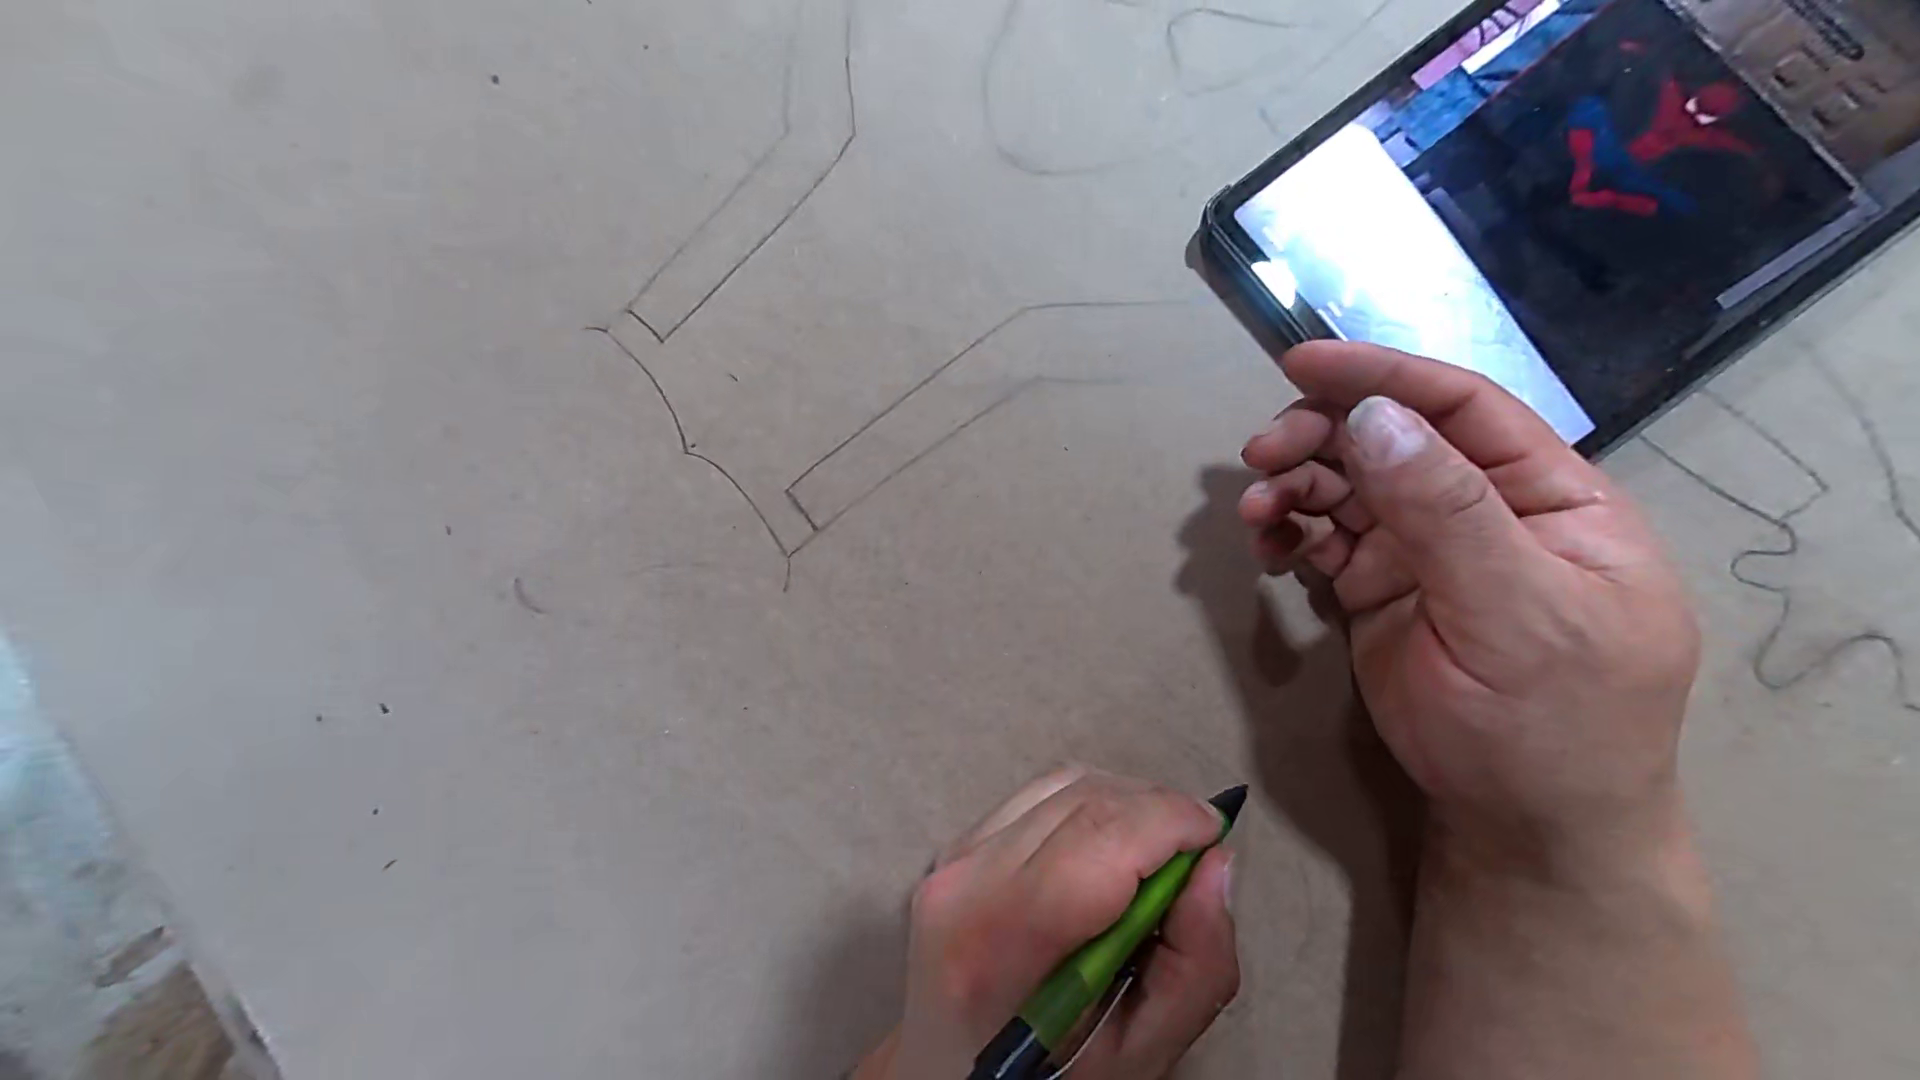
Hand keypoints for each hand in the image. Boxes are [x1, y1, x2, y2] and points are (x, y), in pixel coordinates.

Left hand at [856, 767, 1237, 1079]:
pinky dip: (1088, 803)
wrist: (946, 1070)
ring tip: (1151, 851)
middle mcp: (966, 879)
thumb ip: (1195, 964)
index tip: (1215, 831)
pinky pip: (1039, 793)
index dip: (1168, 819)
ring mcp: (954, 853)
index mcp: (1000, 940)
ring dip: (1124, 801)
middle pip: (1083, 801)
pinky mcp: (958, 841)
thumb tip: (1216, 862)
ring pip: (1064, 783)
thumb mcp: (1140, 1054)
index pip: (1097, 840)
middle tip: (1194, 847)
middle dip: (1156, 809)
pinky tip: (1104, 845)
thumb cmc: (1045, 1078)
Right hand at [1239, 343, 1700, 878]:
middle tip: (1258, 459)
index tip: (1300, 364)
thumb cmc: (1547, 722)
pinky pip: (1320, 537)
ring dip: (1292, 488)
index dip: (1381, 377)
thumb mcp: (1513, 614)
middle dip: (1316, 439)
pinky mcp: (1374, 583)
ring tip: (1256, 514)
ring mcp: (1420, 547)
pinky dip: (1288, 534)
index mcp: (1545, 496)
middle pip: (1384, 441)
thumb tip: (1373, 419)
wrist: (1520, 819)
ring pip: (1342, 487)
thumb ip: (1447, 512)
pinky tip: (1270, 550)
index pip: (1460, 407)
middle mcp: (1477, 508)